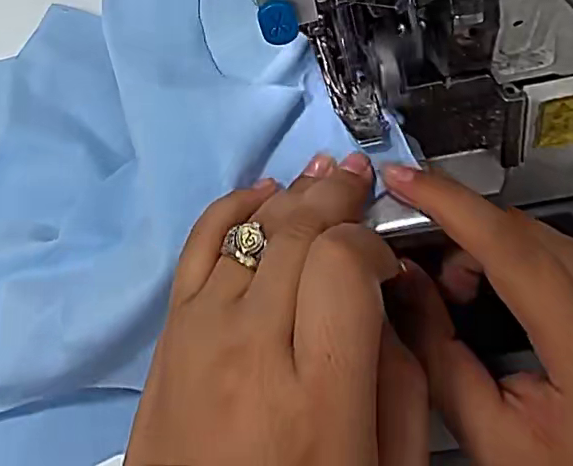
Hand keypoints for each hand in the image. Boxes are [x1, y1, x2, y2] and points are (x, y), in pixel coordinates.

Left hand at [126, 152, 428, 465]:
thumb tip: (390, 295)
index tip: (385, 256)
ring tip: (323, 175)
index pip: (342, 265)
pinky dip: (232, 206)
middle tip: (359, 177)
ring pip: (252, 227)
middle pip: (297, 233)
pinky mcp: (171, 324)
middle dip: (336, 197)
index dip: (369, 243)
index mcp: (318, 397)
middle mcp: (253, 346)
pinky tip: (261, 191)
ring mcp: (203, 327)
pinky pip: (200, 242)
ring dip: (292, 195)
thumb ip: (400, 383)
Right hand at [381, 164, 572, 465]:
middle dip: (467, 235)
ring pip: (553, 236)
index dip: (445, 200)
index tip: (405, 177)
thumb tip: (408, 283)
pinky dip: (540, 262)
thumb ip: (440, 357)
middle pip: (527, 232)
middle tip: (436, 273)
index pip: (510, 243)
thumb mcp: (503, 447)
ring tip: (478, 294)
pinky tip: (525, 301)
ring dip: (501, 248)